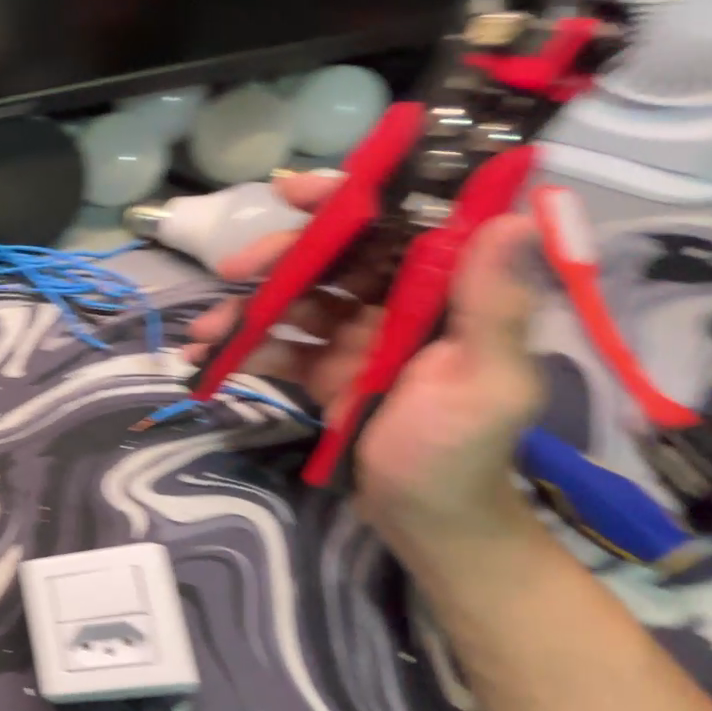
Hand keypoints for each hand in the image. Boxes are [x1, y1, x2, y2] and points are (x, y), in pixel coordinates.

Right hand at [185, 172, 546, 557]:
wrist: (425, 519)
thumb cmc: (461, 451)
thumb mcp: (486, 382)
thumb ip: (490, 305)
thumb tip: (510, 216)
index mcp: (445, 294)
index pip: (398, 227)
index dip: (349, 200)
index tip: (291, 192)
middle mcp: (399, 304)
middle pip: (333, 259)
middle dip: (278, 260)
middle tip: (231, 269)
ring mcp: (356, 338)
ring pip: (295, 303)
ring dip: (246, 311)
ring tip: (201, 332)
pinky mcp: (324, 371)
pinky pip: (279, 350)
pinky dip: (242, 352)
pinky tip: (205, 359)